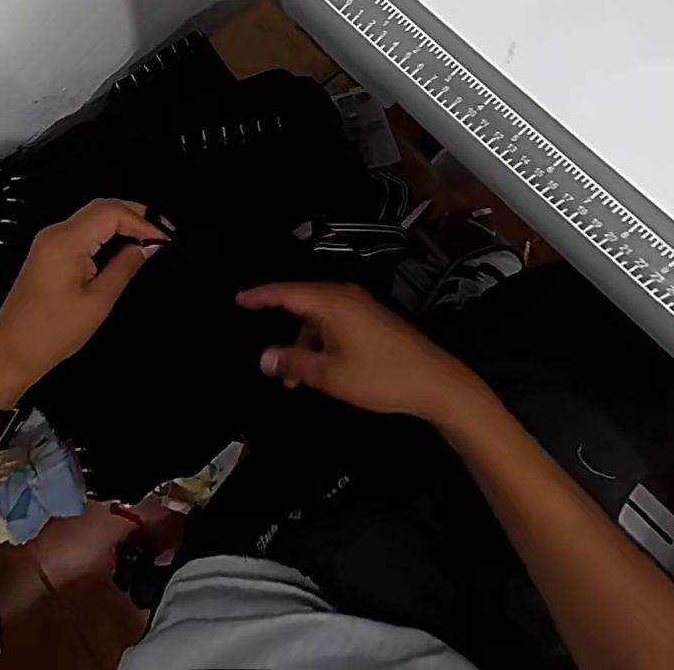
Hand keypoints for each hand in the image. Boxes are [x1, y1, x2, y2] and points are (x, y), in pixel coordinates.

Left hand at [0, 199, 165, 407]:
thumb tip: (145, 246)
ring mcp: (49, 241)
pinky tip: (122, 244)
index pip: (112, 212)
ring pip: (92, 216)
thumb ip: (124, 266)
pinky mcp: (48, 252)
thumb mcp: (99, 300)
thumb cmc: (53, 331)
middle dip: (134, 213)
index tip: (164, 237)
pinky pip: (82, 230)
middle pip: (101, 206)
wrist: (10, 353)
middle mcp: (56, 233)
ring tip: (148, 236)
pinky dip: (106, 231)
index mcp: (67, 240)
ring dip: (120, 221)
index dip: (142, 220)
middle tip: (161, 230)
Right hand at [237, 282, 487, 420]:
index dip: (260, 296)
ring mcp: (359, 306)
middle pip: (301, 306)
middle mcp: (344, 296)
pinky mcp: (369, 318)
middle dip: (284, 334)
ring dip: (304, 345)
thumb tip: (264, 357)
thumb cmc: (380, 376)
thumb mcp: (330, 376)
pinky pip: (333, 324)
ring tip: (296, 380)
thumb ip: (294, 363)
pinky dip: (321, 344)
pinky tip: (319, 371)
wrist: (435, 381)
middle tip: (271, 362)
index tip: (238, 299)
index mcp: (332, 302)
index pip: (286, 292)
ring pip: (318, 319)